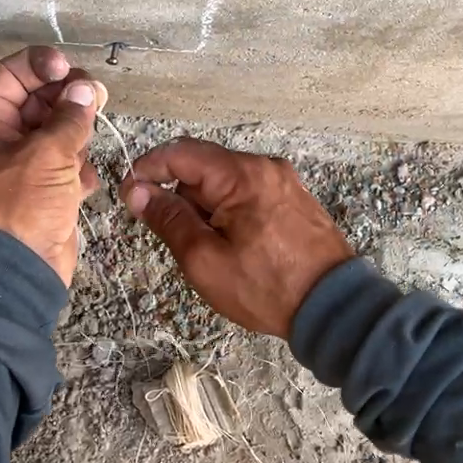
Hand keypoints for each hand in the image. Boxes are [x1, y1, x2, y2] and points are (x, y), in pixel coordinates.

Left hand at [0, 46, 107, 284]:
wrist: (18, 270)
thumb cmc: (20, 205)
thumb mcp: (46, 153)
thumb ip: (69, 117)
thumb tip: (85, 89)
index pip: (13, 74)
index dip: (42, 65)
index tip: (70, 69)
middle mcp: (2, 137)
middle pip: (41, 99)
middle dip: (69, 98)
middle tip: (97, 99)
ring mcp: (25, 164)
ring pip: (58, 131)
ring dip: (77, 137)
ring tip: (84, 149)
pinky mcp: (45, 189)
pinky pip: (67, 164)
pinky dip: (78, 170)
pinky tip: (81, 185)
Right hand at [118, 137, 354, 337]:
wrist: (336, 309)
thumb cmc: (265, 287)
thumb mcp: (204, 259)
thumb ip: (168, 219)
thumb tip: (137, 191)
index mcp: (241, 175)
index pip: (179, 153)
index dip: (146, 169)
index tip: (127, 194)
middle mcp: (264, 166)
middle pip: (202, 165)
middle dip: (176, 193)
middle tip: (166, 232)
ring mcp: (282, 181)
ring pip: (223, 181)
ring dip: (201, 206)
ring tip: (202, 247)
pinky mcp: (292, 199)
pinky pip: (245, 193)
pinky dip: (224, 210)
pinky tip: (227, 243)